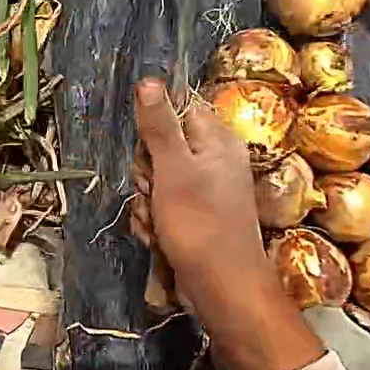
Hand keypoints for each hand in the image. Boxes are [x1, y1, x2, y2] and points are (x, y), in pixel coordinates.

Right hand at [133, 78, 323, 369]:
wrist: (223, 290)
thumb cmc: (201, 225)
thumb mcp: (174, 170)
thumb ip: (160, 125)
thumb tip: (149, 80)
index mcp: (217, 139)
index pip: (176, 108)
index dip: (154, 127)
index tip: (148, 151)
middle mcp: (214, 159)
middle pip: (160, 144)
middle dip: (146, 171)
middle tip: (153, 190)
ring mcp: (204, 188)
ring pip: (155, 177)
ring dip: (146, 199)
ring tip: (157, 218)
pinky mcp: (195, 214)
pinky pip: (162, 203)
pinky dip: (154, 218)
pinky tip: (157, 234)